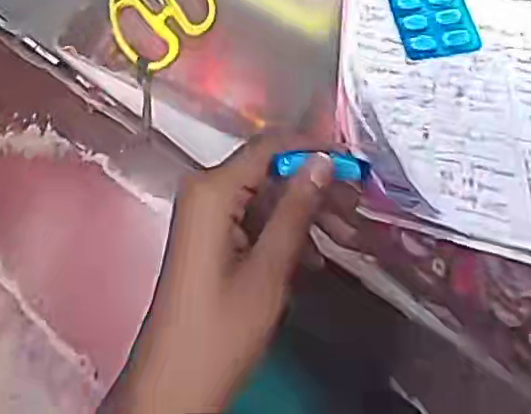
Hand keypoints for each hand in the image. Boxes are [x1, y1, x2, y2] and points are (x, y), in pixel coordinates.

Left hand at [105, 137, 333, 413]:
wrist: (174, 384)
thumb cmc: (221, 330)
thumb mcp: (268, 270)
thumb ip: (295, 210)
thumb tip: (322, 162)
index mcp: (212, 188)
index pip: (268, 146)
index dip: (312, 148)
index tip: (352, 163)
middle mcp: (205, 188)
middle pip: (267, 169)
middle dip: (313, 186)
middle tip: (356, 207)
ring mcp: (205, 211)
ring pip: (264, 194)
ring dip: (303, 212)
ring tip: (346, 235)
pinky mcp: (210, 233)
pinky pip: (252, 216)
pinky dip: (283, 230)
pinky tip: (313, 257)